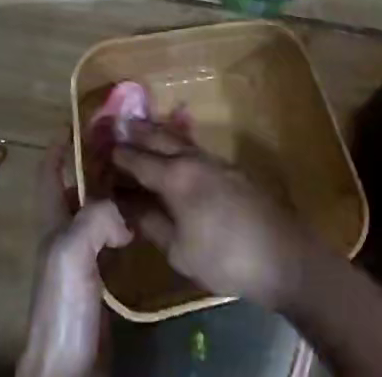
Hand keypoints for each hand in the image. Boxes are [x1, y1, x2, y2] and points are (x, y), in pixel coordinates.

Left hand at [18, 143, 131, 376]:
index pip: (50, 170)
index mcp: (52, 219)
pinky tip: (148, 213)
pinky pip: (114, 231)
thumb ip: (95, 217)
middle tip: (128, 137)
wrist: (69, 363)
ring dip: (115, 184)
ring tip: (143, 167)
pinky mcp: (101, 274)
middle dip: (97, 158)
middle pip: (79, 183)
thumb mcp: (72, 251)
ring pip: (99, 206)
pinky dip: (128, 215)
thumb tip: (123, 212)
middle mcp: (65, 230)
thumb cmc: (63, 302)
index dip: (62, 143)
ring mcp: (82, 253)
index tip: (85, 118)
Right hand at [111, 120, 312, 307]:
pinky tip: (175, 148)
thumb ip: (151, 223)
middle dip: (137, 132)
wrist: (281, 255)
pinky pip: (195, 148)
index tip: (100, 147)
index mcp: (176, 177)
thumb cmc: (224, 258)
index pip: (139, 160)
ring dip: (158, 133)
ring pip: (179, 139)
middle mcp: (193, 160)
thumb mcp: (179, 250)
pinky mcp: (230, 169)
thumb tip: (127, 206)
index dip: (118, 155)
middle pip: (160, 138)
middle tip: (116, 124)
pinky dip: (177, 143)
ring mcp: (215, 161)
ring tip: (140, 127)